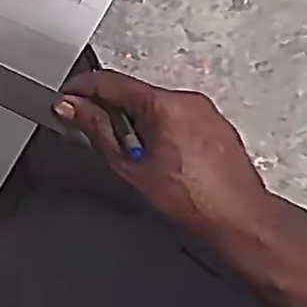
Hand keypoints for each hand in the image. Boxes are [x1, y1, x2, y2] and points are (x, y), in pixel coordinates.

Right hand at [55, 69, 306, 274]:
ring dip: (134, 121)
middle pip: (132, 92)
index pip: (109, 81)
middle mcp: (187, 100)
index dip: (80, 89)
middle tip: (92, 134)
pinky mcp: (214, 124)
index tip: (65, 100)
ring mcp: (204, 111)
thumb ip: (96, 130)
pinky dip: (158, 128)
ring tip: (133, 157)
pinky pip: (175, 115)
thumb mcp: (129, 167)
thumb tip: (73, 108)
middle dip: (108, 110)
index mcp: (164, 105)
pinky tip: (158, 159)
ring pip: (154, 105)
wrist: (241, 224)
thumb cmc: (193, 204)